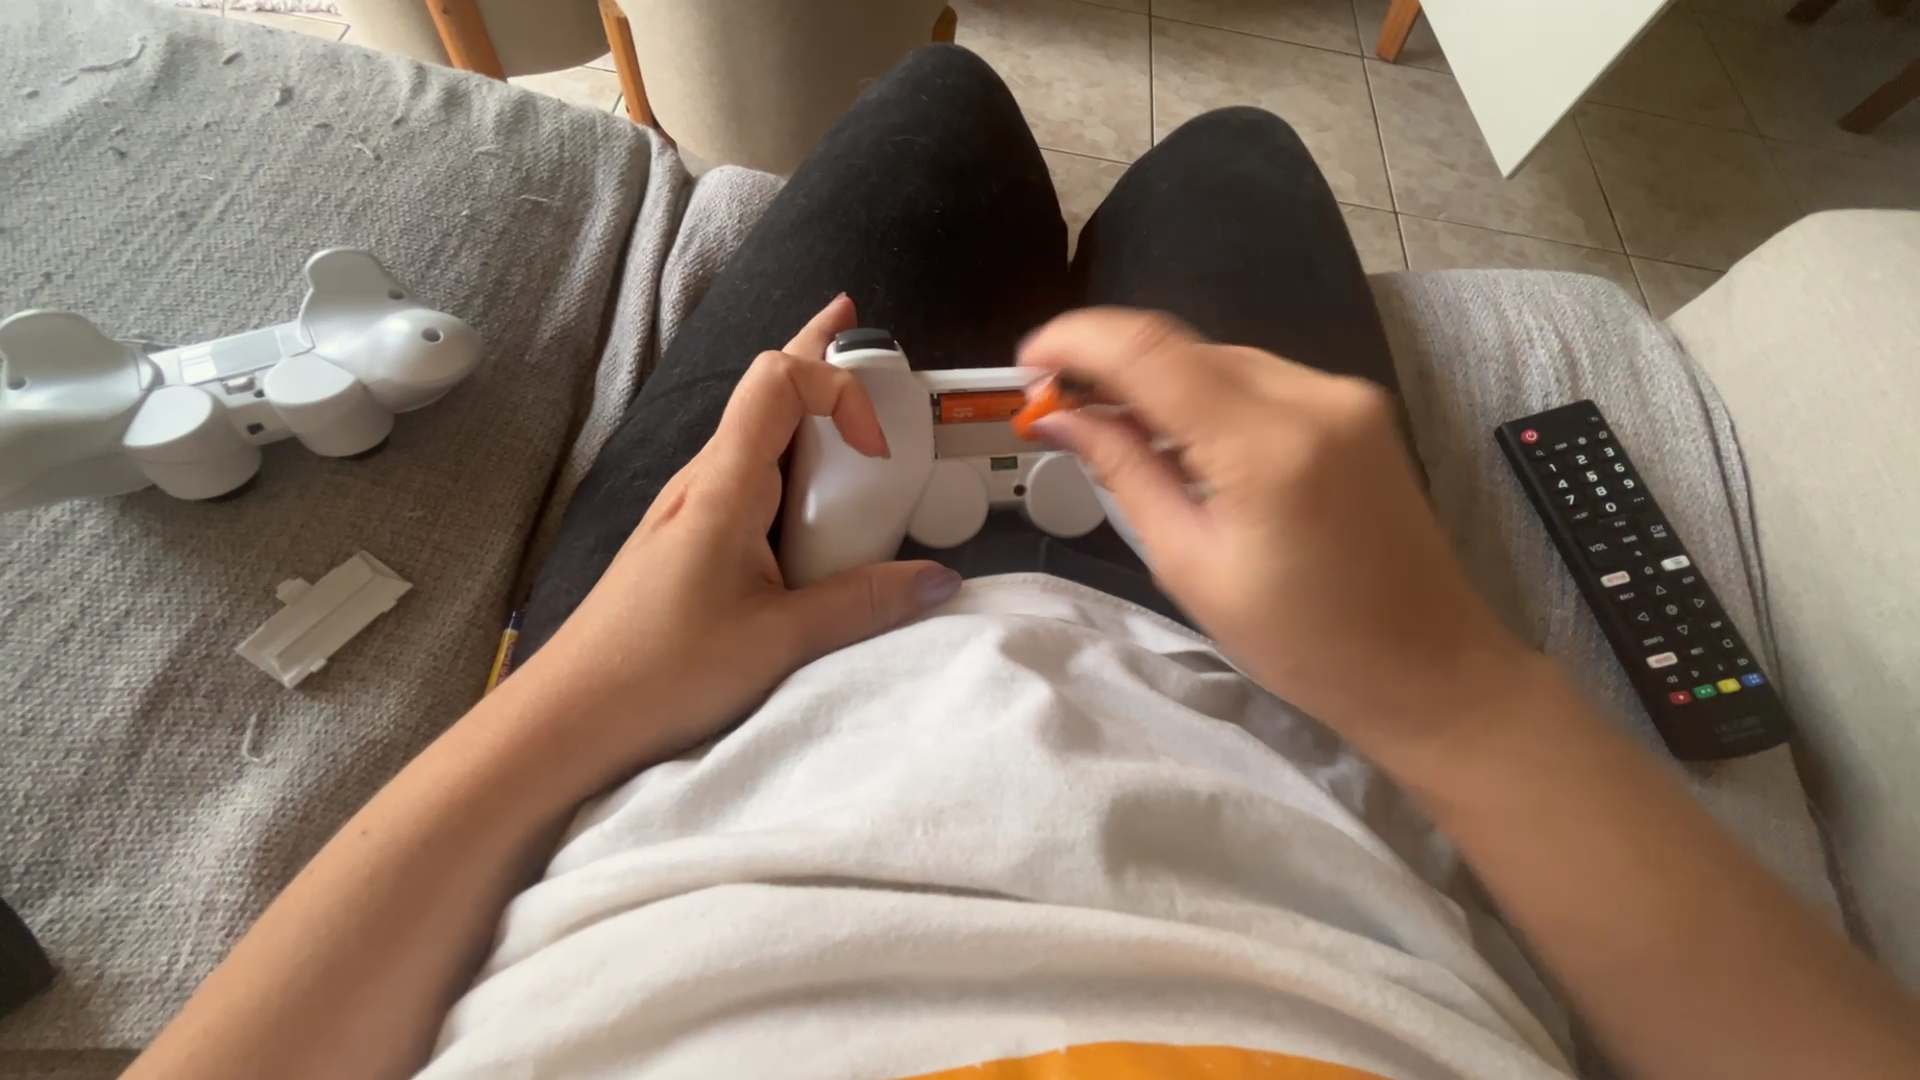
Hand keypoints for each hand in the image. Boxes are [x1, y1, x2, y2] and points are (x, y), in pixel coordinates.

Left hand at [508, 295, 962, 784]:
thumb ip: (864, 602)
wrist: (570, 716)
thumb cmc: (664, 670)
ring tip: (851, 406)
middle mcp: (706, 480)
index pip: (778, 380)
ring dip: (808, 411)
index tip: (876, 447)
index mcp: (725, 485)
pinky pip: (751, 477)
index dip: (837, 386)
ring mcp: (695, 507)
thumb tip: (940, 580)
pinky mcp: (693, 538)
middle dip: (817, 352)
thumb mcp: (781, 639)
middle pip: (766, 389)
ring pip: (758, 434)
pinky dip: (792, 463)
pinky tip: (813, 492)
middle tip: (862, 331)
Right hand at [1019, 308, 1534, 762]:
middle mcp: (1314, 395)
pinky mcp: (1355, 408)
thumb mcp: (1188, 564)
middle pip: (1182, 348)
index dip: (1075, 343)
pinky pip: (1256, 380)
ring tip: (1110, 429)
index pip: (1149, 351)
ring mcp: (1344, 395)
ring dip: (1154, 384)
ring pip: (1217, 360)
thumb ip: (1124, 472)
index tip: (1026, 364)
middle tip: (1057, 409)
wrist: (1428, 669)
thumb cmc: (1299, 642)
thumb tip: (1061, 419)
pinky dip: (1201, 397)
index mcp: (1267, 445)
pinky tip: (1176, 438)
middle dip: (1108, 368)